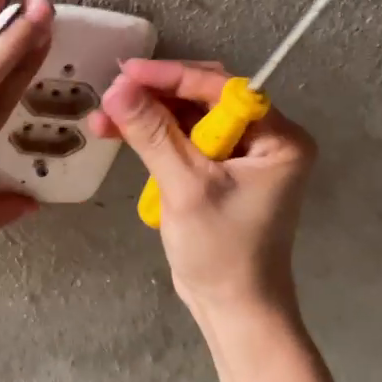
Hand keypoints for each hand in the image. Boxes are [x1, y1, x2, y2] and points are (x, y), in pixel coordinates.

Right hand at [89, 59, 316, 316]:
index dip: (171, 77)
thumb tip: (117, 88)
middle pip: (203, 98)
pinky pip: (182, 141)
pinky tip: (117, 133)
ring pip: (187, 118)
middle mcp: (265, 138)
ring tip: (103, 117)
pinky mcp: (217, 171)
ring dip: (146, 116)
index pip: (221, 89)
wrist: (233, 308)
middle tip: (111, 93)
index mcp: (278, 137)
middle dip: (154, 96)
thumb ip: (153, 134)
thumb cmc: (222, 251)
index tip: (126, 72)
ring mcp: (241, 156)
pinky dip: (152, 138)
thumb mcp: (186, 187)